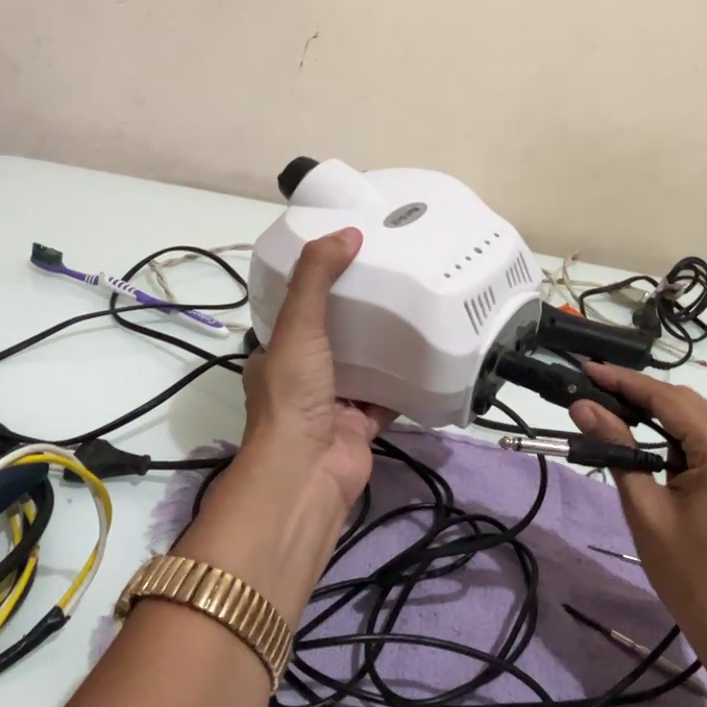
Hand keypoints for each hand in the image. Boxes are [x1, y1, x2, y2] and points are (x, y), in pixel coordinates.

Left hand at [239, 228, 396, 507]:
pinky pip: (389, 395)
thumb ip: (317, 278)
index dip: (317, 284)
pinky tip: (428, 354)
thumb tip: (347, 232)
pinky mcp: (364, 423)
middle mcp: (302, 378)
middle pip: (334, 337)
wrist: (308, 473)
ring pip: (363, 365)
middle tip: (389, 278)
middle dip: (356, 313)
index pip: (296, 311)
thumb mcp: (298, 326)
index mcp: (277, 354)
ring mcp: (334, 403)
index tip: (347, 258)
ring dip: (382, 345)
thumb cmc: (293, 396)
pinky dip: (406, 380)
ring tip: (413, 307)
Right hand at [569, 363, 706, 651]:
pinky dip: (685, 441)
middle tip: (596, 394)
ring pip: (704, 422)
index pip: (671, 400)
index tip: (589, 370)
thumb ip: (617, 450)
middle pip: (690, 406)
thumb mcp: (646, 510)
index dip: (626, 382)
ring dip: (663, 420)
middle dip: (642, 397)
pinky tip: (656, 449)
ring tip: (617, 418)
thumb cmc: (690, 576)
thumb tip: (584, 407)